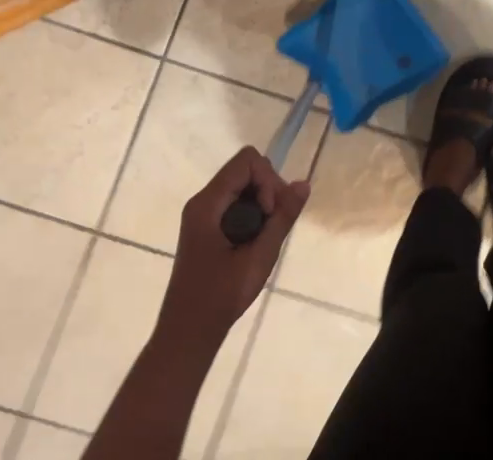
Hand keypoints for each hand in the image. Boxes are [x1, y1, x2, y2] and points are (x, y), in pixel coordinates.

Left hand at [157, 147, 309, 350]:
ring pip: (243, 186)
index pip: (247, 162)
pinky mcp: (207, 226)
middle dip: (268, 190)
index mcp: (208, 204)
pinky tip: (255, 241)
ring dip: (262, 204)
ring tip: (264, 237)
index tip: (269, 214)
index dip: (267, 180)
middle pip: (245, 170)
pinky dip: (252, 214)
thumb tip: (303, 184)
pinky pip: (236, 202)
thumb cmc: (222, 295)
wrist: (189, 330)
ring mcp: (203, 214)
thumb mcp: (260, 256)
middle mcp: (202, 201)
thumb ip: (282, 218)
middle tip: (272, 226)